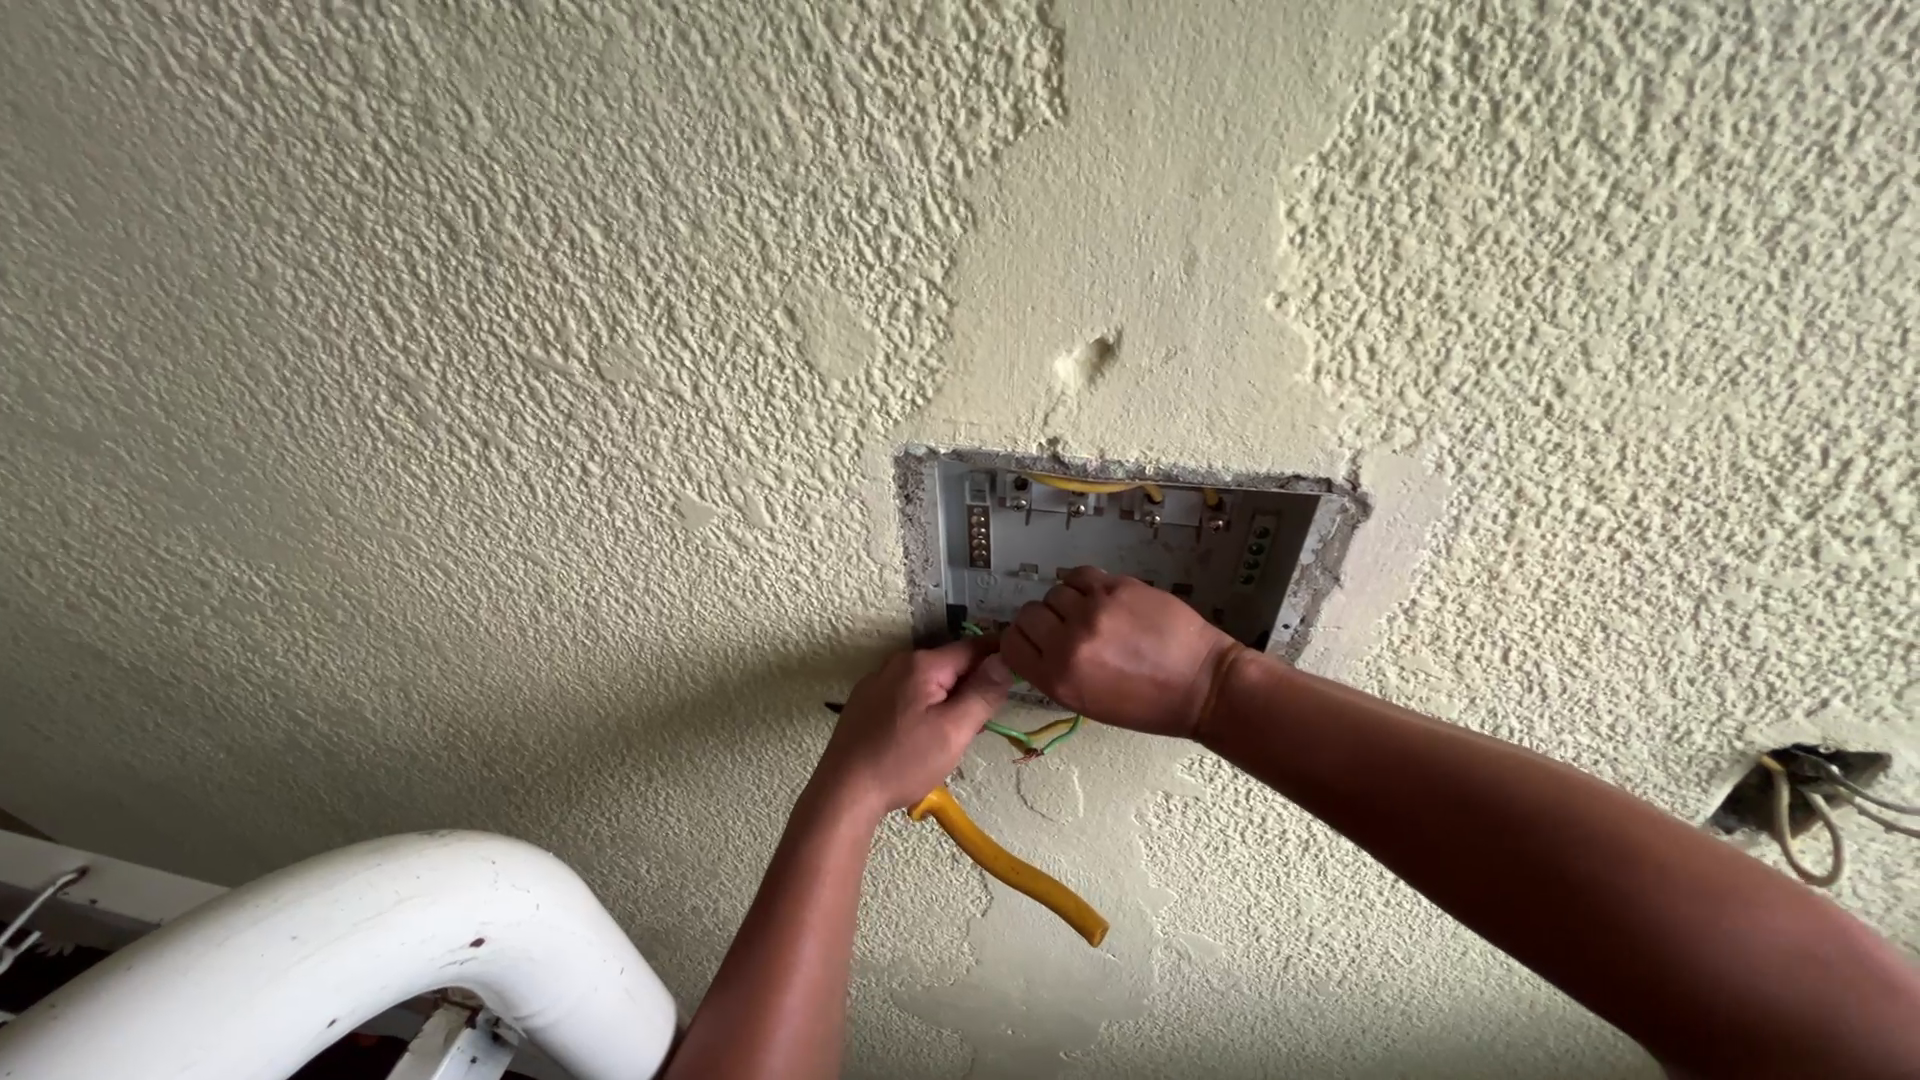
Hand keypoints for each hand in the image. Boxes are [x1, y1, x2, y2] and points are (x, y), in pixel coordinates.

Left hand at [815, 638, 1014, 813]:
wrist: (844, 792)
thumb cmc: (903, 762)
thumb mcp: (954, 730)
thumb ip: (983, 692)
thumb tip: (1004, 659)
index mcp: (922, 664)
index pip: (974, 648)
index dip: (999, 659)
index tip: (1019, 675)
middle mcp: (897, 663)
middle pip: (950, 665)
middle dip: (971, 687)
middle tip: (979, 724)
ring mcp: (877, 682)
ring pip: (928, 682)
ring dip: (948, 700)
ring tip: (950, 738)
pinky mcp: (866, 702)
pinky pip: (907, 694)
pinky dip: (924, 708)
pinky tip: (921, 739)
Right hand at [1001, 566, 1244, 738]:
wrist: (1202, 685)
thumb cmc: (1148, 704)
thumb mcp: (1086, 702)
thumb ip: (1054, 672)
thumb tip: (1035, 643)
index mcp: (1057, 680)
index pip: (1012, 643)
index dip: (1022, 639)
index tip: (1037, 640)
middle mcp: (1068, 644)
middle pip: (1029, 614)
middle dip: (1044, 620)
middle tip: (1068, 628)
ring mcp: (1093, 612)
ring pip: (1055, 591)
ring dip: (1068, 602)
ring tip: (1093, 614)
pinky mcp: (1117, 588)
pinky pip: (1080, 574)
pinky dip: (1085, 583)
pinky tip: (1100, 597)